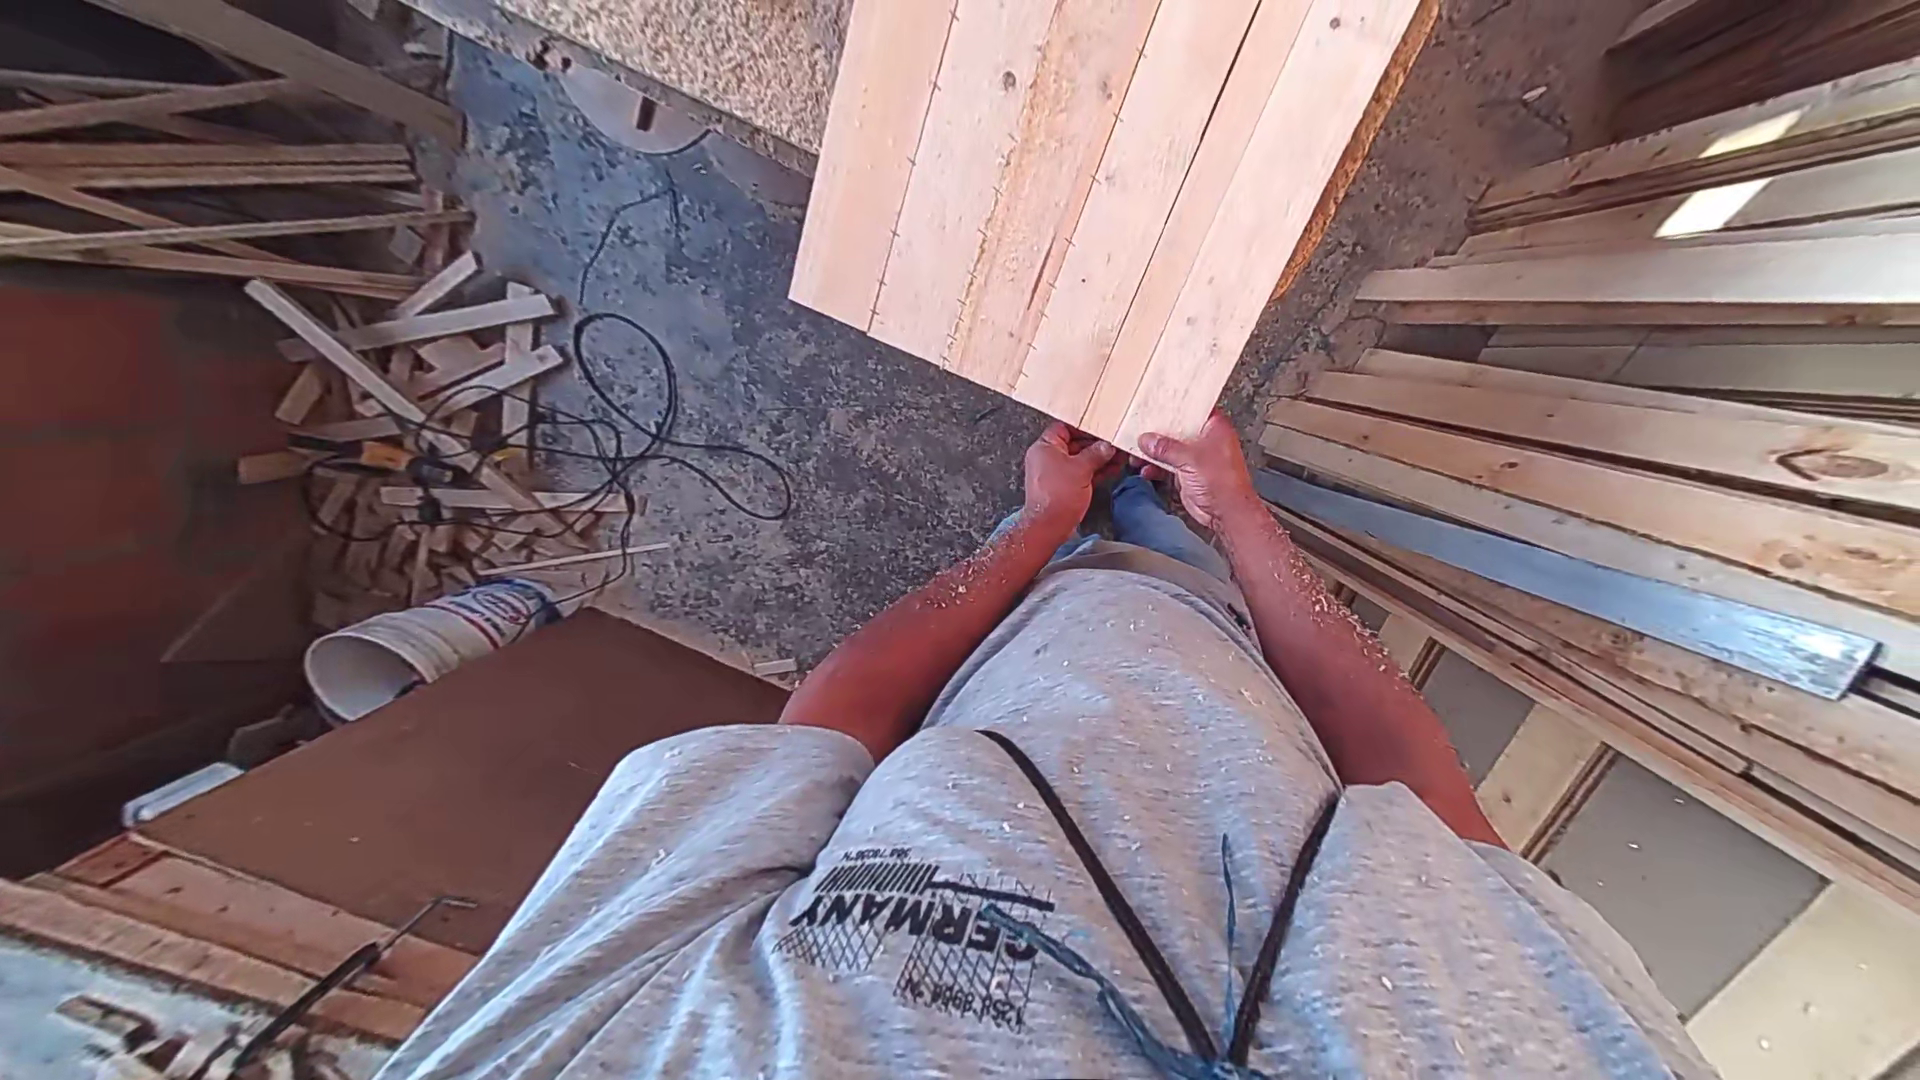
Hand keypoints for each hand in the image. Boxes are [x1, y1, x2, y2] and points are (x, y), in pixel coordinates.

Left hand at [1023, 421, 1115, 531]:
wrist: (1050, 525)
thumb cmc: (1056, 495)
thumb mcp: (1080, 468)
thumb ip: (1095, 454)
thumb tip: (1106, 446)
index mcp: (1045, 447)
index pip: (1064, 428)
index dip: (1083, 427)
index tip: (1100, 427)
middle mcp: (1048, 458)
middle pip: (1075, 444)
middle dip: (1096, 445)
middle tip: (1114, 443)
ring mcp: (1057, 473)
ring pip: (1081, 460)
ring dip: (1100, 459)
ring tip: (1119, 456)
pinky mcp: (1065, 486)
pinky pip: (1082, 473)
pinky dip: (1096, 471)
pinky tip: (1113, 469)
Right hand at [1138, 410, 1260, 529]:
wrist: (1225, 512)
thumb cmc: (1223, 483)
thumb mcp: (1190, 458)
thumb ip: (1166, 448)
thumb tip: (1148, 440)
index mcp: (1214, 429)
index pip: (1193, 410)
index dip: (1175, 408)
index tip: (1157, 406)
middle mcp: (1206, 441)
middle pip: (1177, 430)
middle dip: (1158, 433)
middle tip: (1142, 431)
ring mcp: (1196, 458)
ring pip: (1170, 450)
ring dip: (1153, 453)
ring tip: (1139, 454)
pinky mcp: (1188, 474)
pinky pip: (1167, 466)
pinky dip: (1156, 468)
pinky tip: (1147, 470)